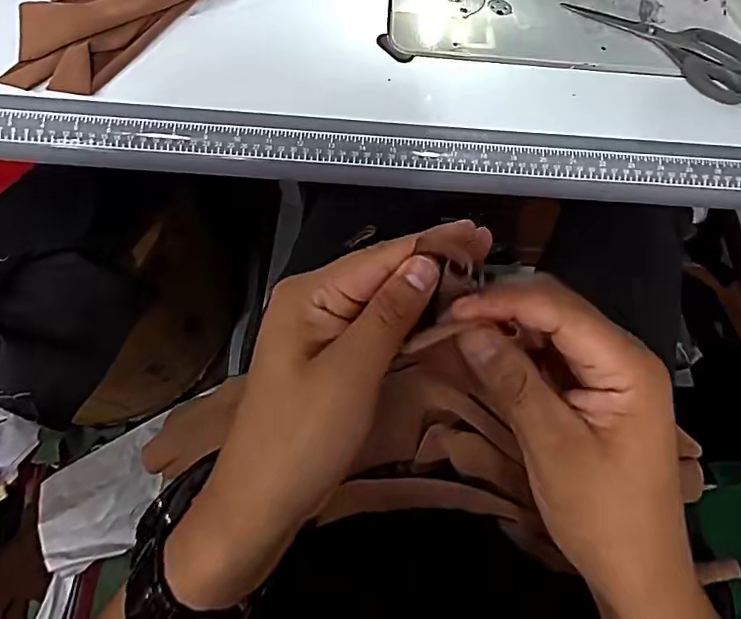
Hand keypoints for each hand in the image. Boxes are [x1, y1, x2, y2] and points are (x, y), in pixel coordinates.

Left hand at [163, 220, 493, 608]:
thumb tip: (427, 261)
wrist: (257, 506)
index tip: (477, 233)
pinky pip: (378, 320)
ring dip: (426, 282)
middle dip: (433, 256)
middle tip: (483, 242)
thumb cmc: (301, 439)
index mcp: (309, 293)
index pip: (380, 258)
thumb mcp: (351, 373)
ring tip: (472, 264)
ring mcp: (322, 324)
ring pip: (383, 294)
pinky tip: (438, 302)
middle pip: (382, 269)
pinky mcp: (333, 349)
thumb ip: (389, 313)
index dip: (432, 244)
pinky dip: (411, 312)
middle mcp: (314, 298)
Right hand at [449, 275, 713, 618]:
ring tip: (465, 329)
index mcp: (627, 363)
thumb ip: (513, 382)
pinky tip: (493, 350)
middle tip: (453, 317)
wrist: (643, 578)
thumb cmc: (605, 517)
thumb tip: (469, 330)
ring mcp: (613, 369)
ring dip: (510, 324)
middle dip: (505, 306)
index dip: (504, 300)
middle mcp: (625, 353)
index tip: (455, 309)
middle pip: (558, 307)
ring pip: (554, 325)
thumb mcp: (553, 449)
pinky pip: (555, 351)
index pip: (559, 308)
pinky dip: (522, 347)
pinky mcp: (599, 386)